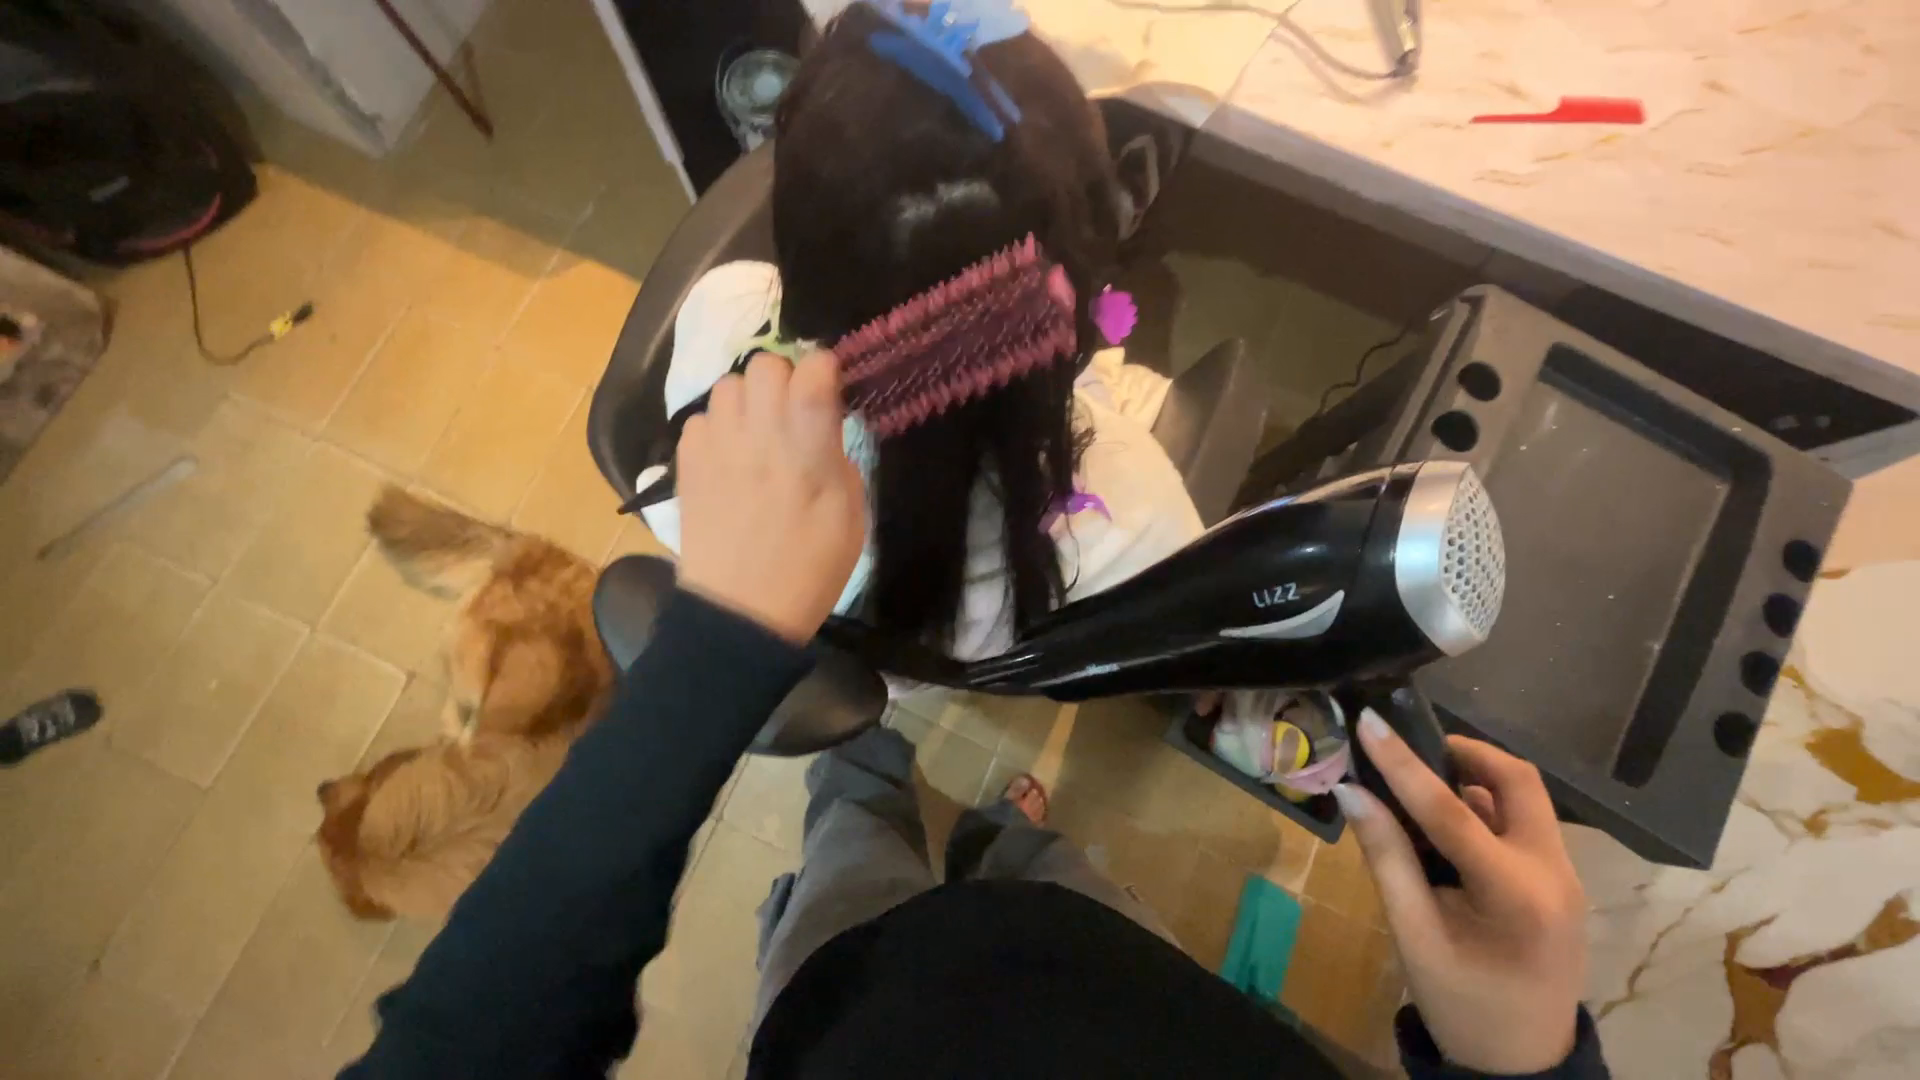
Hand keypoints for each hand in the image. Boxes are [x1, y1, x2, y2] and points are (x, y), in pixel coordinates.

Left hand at [675, 351, 865, 643]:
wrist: (739, 614)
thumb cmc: (809, 572)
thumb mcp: (851, 520)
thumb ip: (840, 462)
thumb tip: (825, 433)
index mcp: (807, 450)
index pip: (814, 371)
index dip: (826, 373)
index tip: (832, 393)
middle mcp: (758, 435)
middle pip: (766, 364)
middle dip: (786, 379)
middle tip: (795, 414)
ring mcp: (716, 446)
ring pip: (728, 384)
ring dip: (749, 399)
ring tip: (760, 433)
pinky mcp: (687, 463)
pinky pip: (701, 417)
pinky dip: (719, 426)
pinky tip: (731, 457)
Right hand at [1334, 715, 1586, 1074]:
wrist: (1523, 1064)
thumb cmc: (1460, 1001)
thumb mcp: (1412, 932)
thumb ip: (1386, 857)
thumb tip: (1352, 790)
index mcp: (1516, 895)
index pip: (1451, 810)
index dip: (1403, 763)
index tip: (1368, 723)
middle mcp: (1554, 873)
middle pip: (1517, 782)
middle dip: (1464, 752)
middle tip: (1411, 746)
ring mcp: (1565, 876)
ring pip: (1524, 798)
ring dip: (1473, 777)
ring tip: (1417, 781)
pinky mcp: (1560, 881)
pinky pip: (1524, 822)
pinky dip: (1483, 805)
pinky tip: (1444, 821)